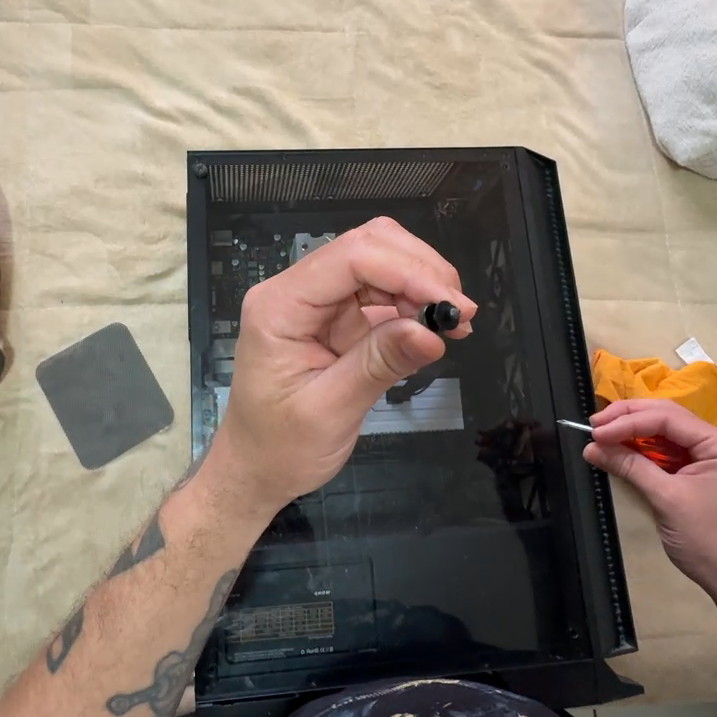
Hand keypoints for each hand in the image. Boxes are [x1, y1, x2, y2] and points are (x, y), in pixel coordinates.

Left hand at [207, 218, 475, 514]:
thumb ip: (378, 365)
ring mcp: (318, 301)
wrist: (256, 468)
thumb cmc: (280, 447)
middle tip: (460, 312)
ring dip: (422, 284)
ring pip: (380, 262)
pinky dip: (414, 302)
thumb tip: (432, 333)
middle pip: (368, 247)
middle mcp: (297, 290)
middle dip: (420, 270)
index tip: (451, 304)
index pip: (350, 258)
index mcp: (280, 305)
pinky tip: (436, 326)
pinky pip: (382, 292)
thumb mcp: (329, 411)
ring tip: (455, 322)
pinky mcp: (337, 316)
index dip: (407, 270)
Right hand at [584, 399, 716, 602]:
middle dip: (629, 419)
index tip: (595, 432)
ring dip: (635, 431)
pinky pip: (672, 450)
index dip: (628, 421)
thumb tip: (590, 447)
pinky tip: (623, 447)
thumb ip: (630, 466)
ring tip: (603, 434)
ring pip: (668, 431)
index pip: (668, 418)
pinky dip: (646, 448)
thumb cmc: (709, 541)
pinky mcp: (705, 472)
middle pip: (668, 417)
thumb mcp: (666, 500)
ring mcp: (715, 457)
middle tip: (594, 426)